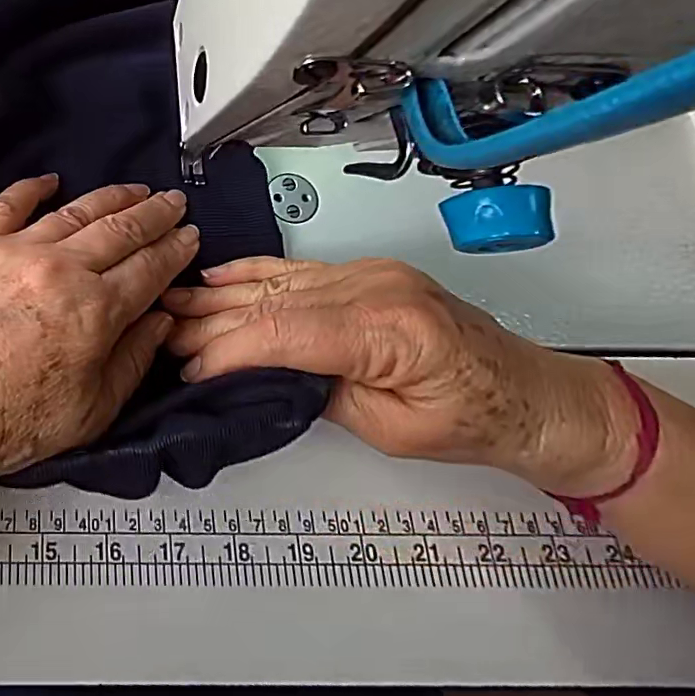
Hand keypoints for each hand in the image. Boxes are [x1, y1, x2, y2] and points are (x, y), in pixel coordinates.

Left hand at [0, 176, 198, 519]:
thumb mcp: (88, 413)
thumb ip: (131, 362)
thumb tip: (157, 324)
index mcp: (95, 311)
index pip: (150, 269)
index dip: (174, 251)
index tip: (187, 238)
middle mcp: (60, 270)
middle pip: (121, 231)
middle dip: (153, 214)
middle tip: (171, 204)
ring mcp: (14, 252)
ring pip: (75, 212)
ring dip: (110, 198)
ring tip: (132, 191)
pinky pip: (9, 204)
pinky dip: (31, 188)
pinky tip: (48, 181)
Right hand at [159, 257, 639, 494]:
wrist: (534, 396)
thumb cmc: (474, 422)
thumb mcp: (387, 427)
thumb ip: (315, 391)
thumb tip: (255, 375)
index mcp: (385, 331)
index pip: (278, 332)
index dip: (223, 352)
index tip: (187, 371)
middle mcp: (371, 288)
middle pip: (266, 303)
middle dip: (206, 323)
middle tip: (160, 337)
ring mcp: (365, 274)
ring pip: (271, 283)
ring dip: (215, 296)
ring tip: (168, 303)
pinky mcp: (361, 273)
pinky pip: (292, 268)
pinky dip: (248, 272)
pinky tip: (213, 275)